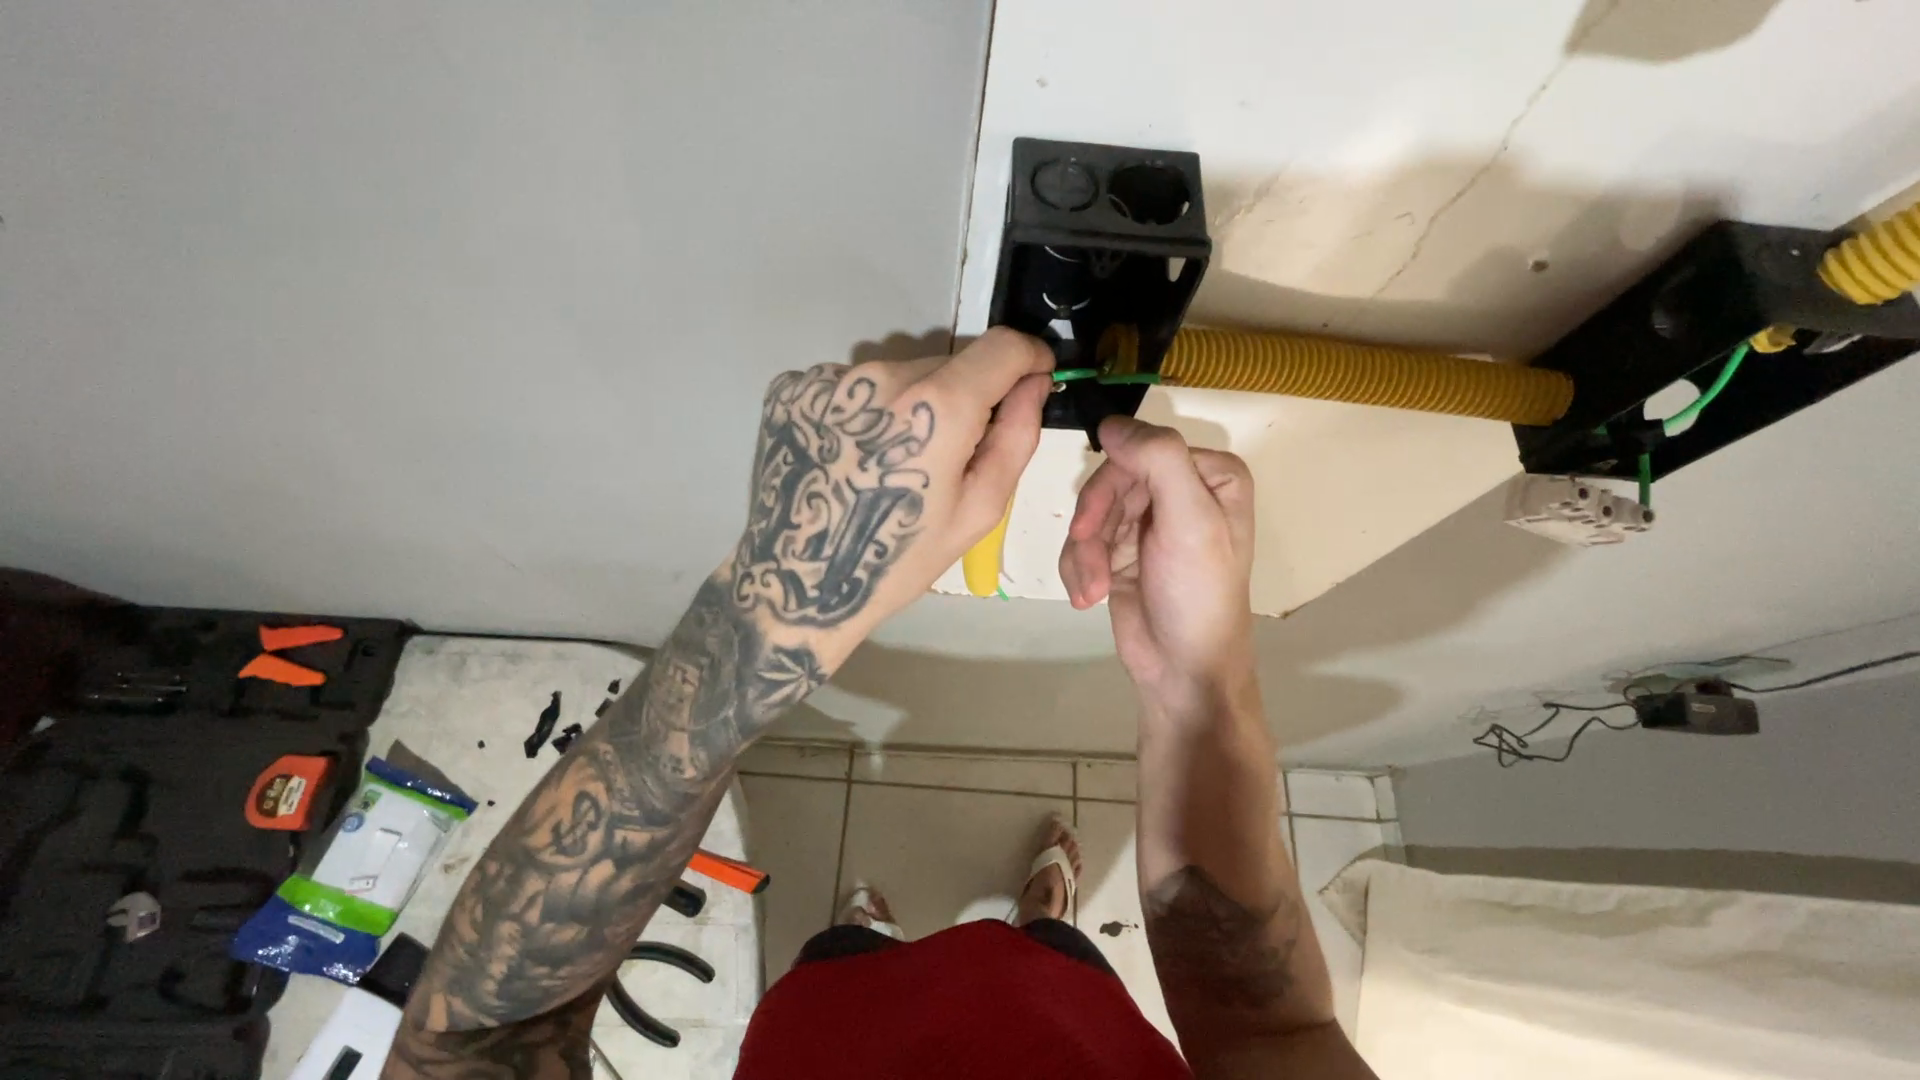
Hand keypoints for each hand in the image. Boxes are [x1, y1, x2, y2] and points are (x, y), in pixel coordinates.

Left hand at [732, 328, 1053, 659]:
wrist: (799, 583)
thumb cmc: (899, 557)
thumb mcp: (978, 510)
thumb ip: (1015, 436)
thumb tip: (1034, 382)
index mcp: (935, 407)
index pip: (1000, 347)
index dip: (1027, 358)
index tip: (1033, 377)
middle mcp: (880, 375)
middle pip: (946, 364)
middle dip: (961, 398)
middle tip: (944, 458)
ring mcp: (829, 378)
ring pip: (898, 374)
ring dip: (909, 404)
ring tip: (887, 464)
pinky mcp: (792, 388)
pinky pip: (853, 386)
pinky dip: (864, 411)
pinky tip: (851, 457)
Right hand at [1059, 416, 1256, 719]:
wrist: (1183, 671)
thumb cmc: (1198, 594)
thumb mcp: (1190, 522)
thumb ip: (1158, 461)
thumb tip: (1110, 422)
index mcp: (1210, 474)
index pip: (1142, 450)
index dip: (1111, 484)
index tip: (1093, 525)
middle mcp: (1180, 491)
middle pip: (1110, 481)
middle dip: (1093, 529)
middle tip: (1091, 566)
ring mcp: (1148, 522)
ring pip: (1090, 513)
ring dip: (1083, 555)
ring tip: (1093, 591)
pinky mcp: (1122, 552)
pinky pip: (1082, 542)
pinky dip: (1078, 568)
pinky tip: (1090, 596)